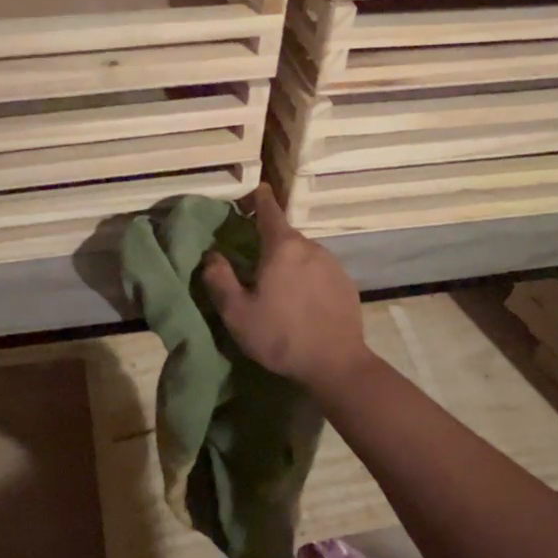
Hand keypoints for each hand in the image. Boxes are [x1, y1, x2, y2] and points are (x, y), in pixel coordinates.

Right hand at [201, 185, 373, 391]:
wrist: (337, 364)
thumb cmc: (281, 336)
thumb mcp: (237, 313)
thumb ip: (219, 279)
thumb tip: (212, 254)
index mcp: (282, 246)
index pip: (268, 208)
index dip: (257, 198)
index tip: (250, 193)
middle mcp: (310, 246)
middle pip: (284, 234)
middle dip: (267, 241)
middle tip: (251, 263)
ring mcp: (332, 263)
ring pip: (302, 254)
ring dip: (288, 263)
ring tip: (276, 290)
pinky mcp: (345, 283)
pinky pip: (319, 271)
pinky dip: (306, 278)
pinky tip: (301, 303)